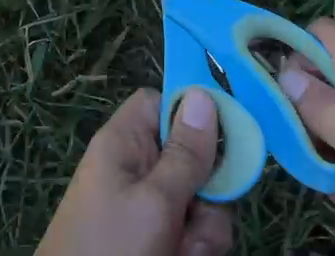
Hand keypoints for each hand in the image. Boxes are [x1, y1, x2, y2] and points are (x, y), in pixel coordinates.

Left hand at [35, 88, 234, 255]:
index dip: (191, 117)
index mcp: (124, 143)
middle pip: (190, 158)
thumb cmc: (111, 247)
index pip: (160, 104)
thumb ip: (185, 154)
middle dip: (206, 193)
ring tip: (183, 253)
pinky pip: (191, 232)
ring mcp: (146, 207)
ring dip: (202, 231)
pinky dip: (192, 249)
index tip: (223, 140)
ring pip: (199, 202)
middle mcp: (136, 169)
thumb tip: (204, 94)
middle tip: (197, 219)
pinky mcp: (156, 238)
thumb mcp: (154, 201)